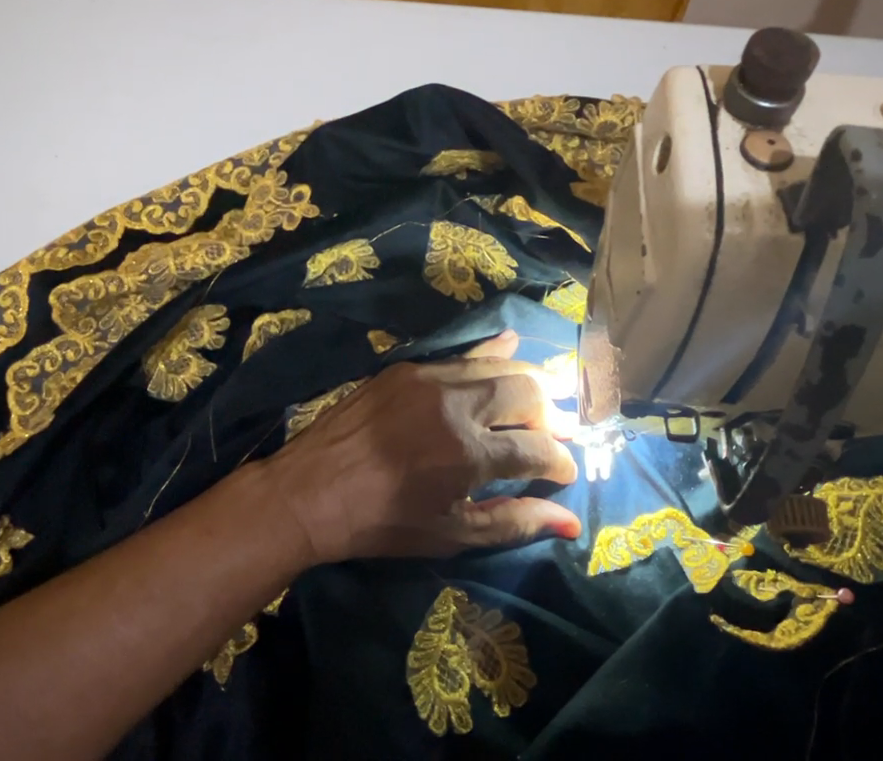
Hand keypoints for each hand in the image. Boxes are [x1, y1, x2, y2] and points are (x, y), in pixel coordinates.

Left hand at [254, 330, 580, 564]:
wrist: (310, 490)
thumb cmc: (382, 522)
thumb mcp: (451, 534)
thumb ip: (515, 523)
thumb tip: (572, 522)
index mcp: (467, 454)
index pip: (539, 450)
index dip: (560, 463)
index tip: (564, 475)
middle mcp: (455, 405)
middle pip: (528, 394)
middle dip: (553, 415)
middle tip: (558, 433)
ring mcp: (429, 378)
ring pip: (499, 365)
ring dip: (529, 381)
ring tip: (547, 395)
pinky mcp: (406, 367)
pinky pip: (462, 355)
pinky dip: (491, 354)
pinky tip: (510, 347)